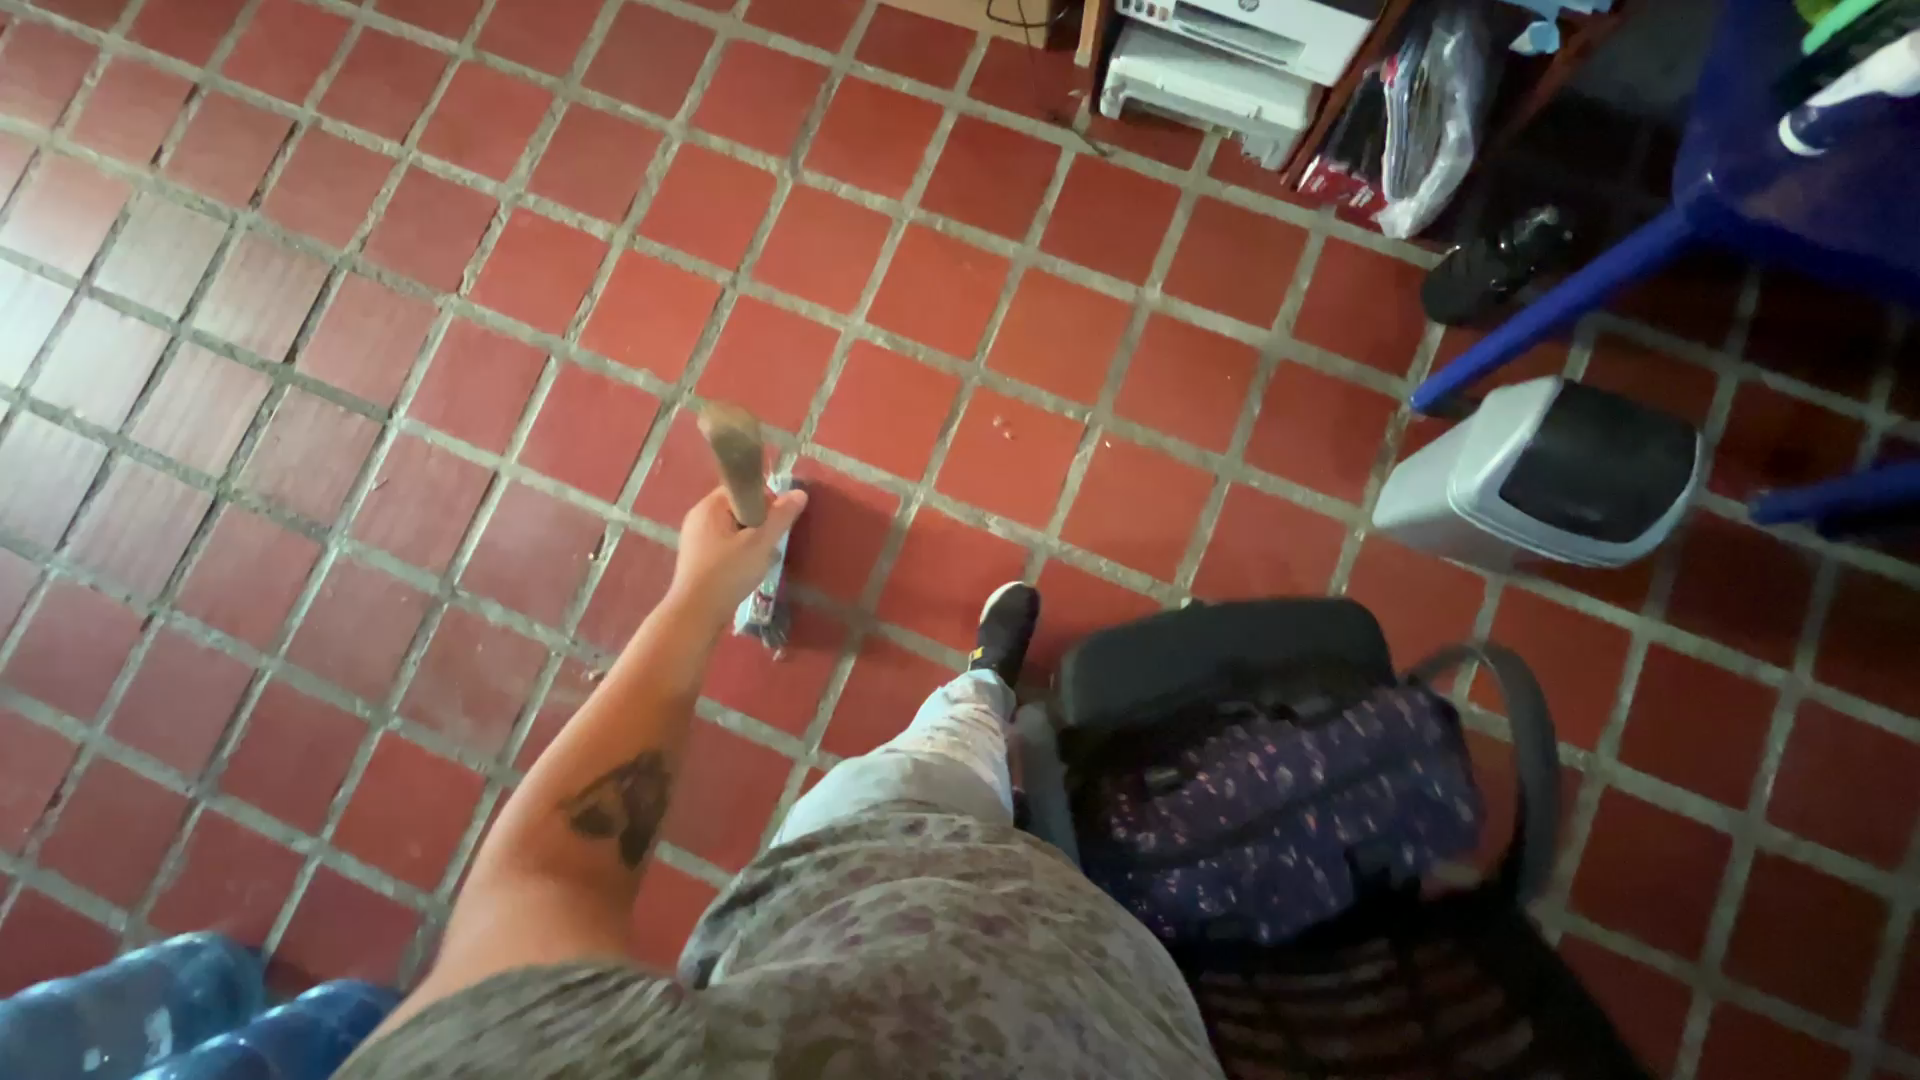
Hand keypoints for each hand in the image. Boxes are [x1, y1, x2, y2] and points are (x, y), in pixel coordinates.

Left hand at [668, 485, 807, 624]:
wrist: (696, 613)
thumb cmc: (728, 573)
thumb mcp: (761, 543)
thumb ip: (781, 517)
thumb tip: (800, 493)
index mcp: (709, 506)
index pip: (743, 488)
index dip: (765, 501)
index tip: (775, 523)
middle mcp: (698, 516)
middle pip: (739, 508)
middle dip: (760, 524)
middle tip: (770, 544)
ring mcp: (694, 538)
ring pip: (733, 529)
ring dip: (751, 541)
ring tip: (759, 561)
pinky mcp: (696, 557)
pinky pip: (724, 545)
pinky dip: (738, 553)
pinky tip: (745, 571)